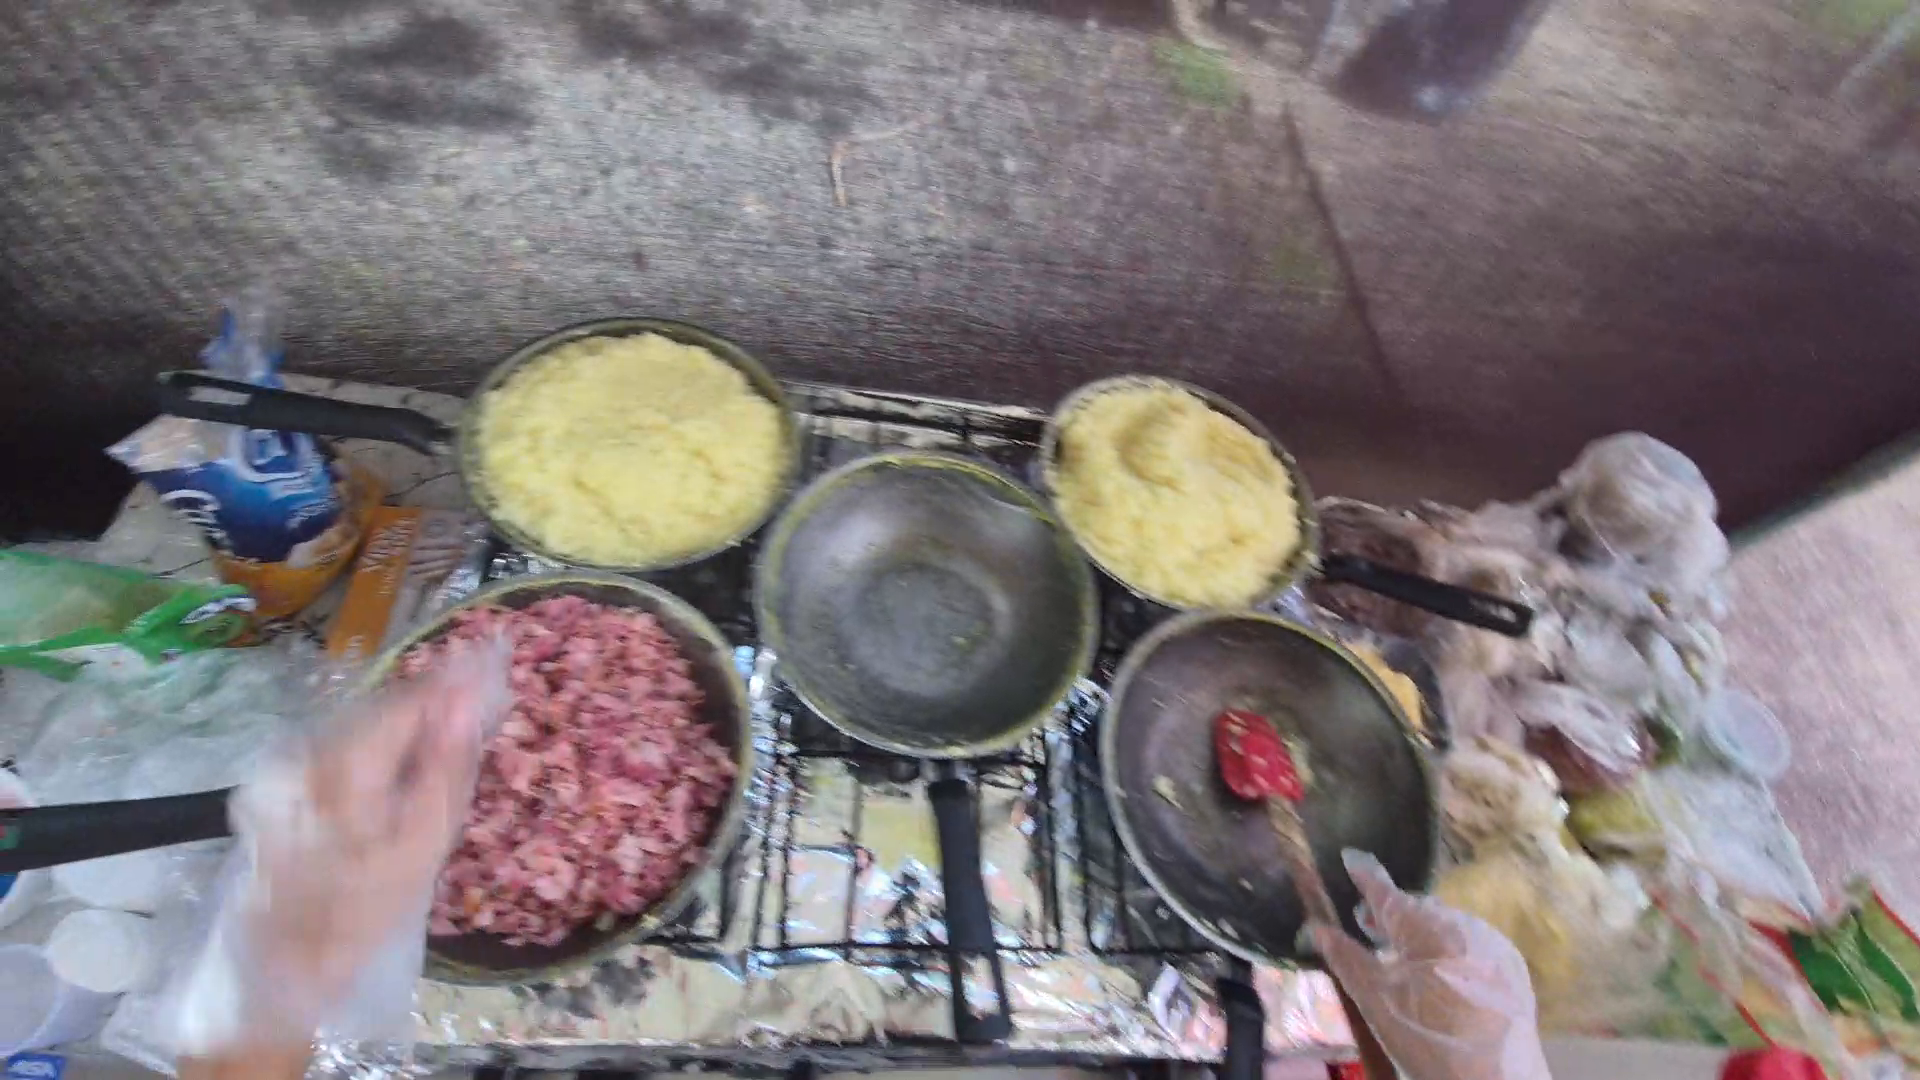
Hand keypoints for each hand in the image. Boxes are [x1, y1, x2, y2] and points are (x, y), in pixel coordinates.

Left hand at [207, 641, 506, 1045]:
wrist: (282, 968)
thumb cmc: (366, 906)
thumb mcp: (425, 838)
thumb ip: (450, 762)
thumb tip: (472, 698)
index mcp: (339, 768)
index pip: (408, 700)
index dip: (455, 676)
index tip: (495, 654)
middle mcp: (301, 755)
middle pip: (385, 705)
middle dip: (437, 693)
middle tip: (486, 687)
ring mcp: (281, 768)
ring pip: (365, 719)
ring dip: (413, 713)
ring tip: (457, 716)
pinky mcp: (276, 782)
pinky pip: (345, 740)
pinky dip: (386, 735)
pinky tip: (413, 748)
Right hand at [1311, 850, 1551, 1079]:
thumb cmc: (1430, 1045)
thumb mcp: (1377, 1002)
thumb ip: (1346, 958)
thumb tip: (1317, 927)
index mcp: (1431, 931)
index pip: (1387, 892)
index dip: (1365, 875)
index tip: (1350, 857)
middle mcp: (1466, 928)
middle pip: (1415, 907)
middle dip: (1390, 913)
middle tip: (1366, 927)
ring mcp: (1494, 948)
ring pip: (1442, 923)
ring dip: (1417, 930)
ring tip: (1399, 952)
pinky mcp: (1512, 970)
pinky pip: (1468, 941)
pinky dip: (1445, 946)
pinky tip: (1434, 972)